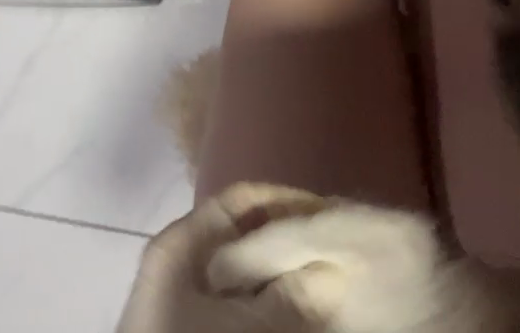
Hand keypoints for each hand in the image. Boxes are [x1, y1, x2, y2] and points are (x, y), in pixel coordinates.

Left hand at [115, 183, 351, 332]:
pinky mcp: (197, 321)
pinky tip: (303, 313)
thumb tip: (333, 270)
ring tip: (331, 280)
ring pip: (245, 271)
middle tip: (337, 251)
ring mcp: (188, 295)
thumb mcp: (245, 326)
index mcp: (182, 243)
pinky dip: (268, 302)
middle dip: (289, 241)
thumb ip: (289, 298)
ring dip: (282, 275)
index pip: (237, 199)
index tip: (329, 213)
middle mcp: (183, 259)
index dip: (283, 199)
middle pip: (243, 234)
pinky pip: (239, 301)